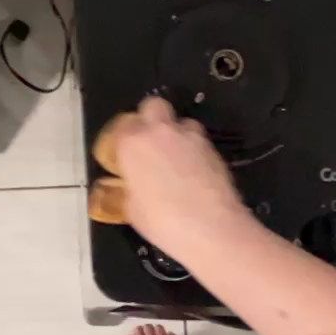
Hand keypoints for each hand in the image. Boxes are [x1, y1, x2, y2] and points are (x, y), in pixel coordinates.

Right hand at [107, 96, 255, 254]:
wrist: (211, 228)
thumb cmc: (163, 222)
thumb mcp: (132, 209)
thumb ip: (130, 188)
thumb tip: (133, 186)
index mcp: (133, 143)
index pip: (121, 127)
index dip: (122, 140)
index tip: (123, 156)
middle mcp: (161, 132)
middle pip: (153, 106)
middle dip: (150, 119)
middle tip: (149, 144)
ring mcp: (191, 138)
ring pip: (181, 122)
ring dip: (177, 134)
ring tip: (176, 159)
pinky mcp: (214, 149)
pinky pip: (200, 142)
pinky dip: (194, 151)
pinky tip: (194, 174)